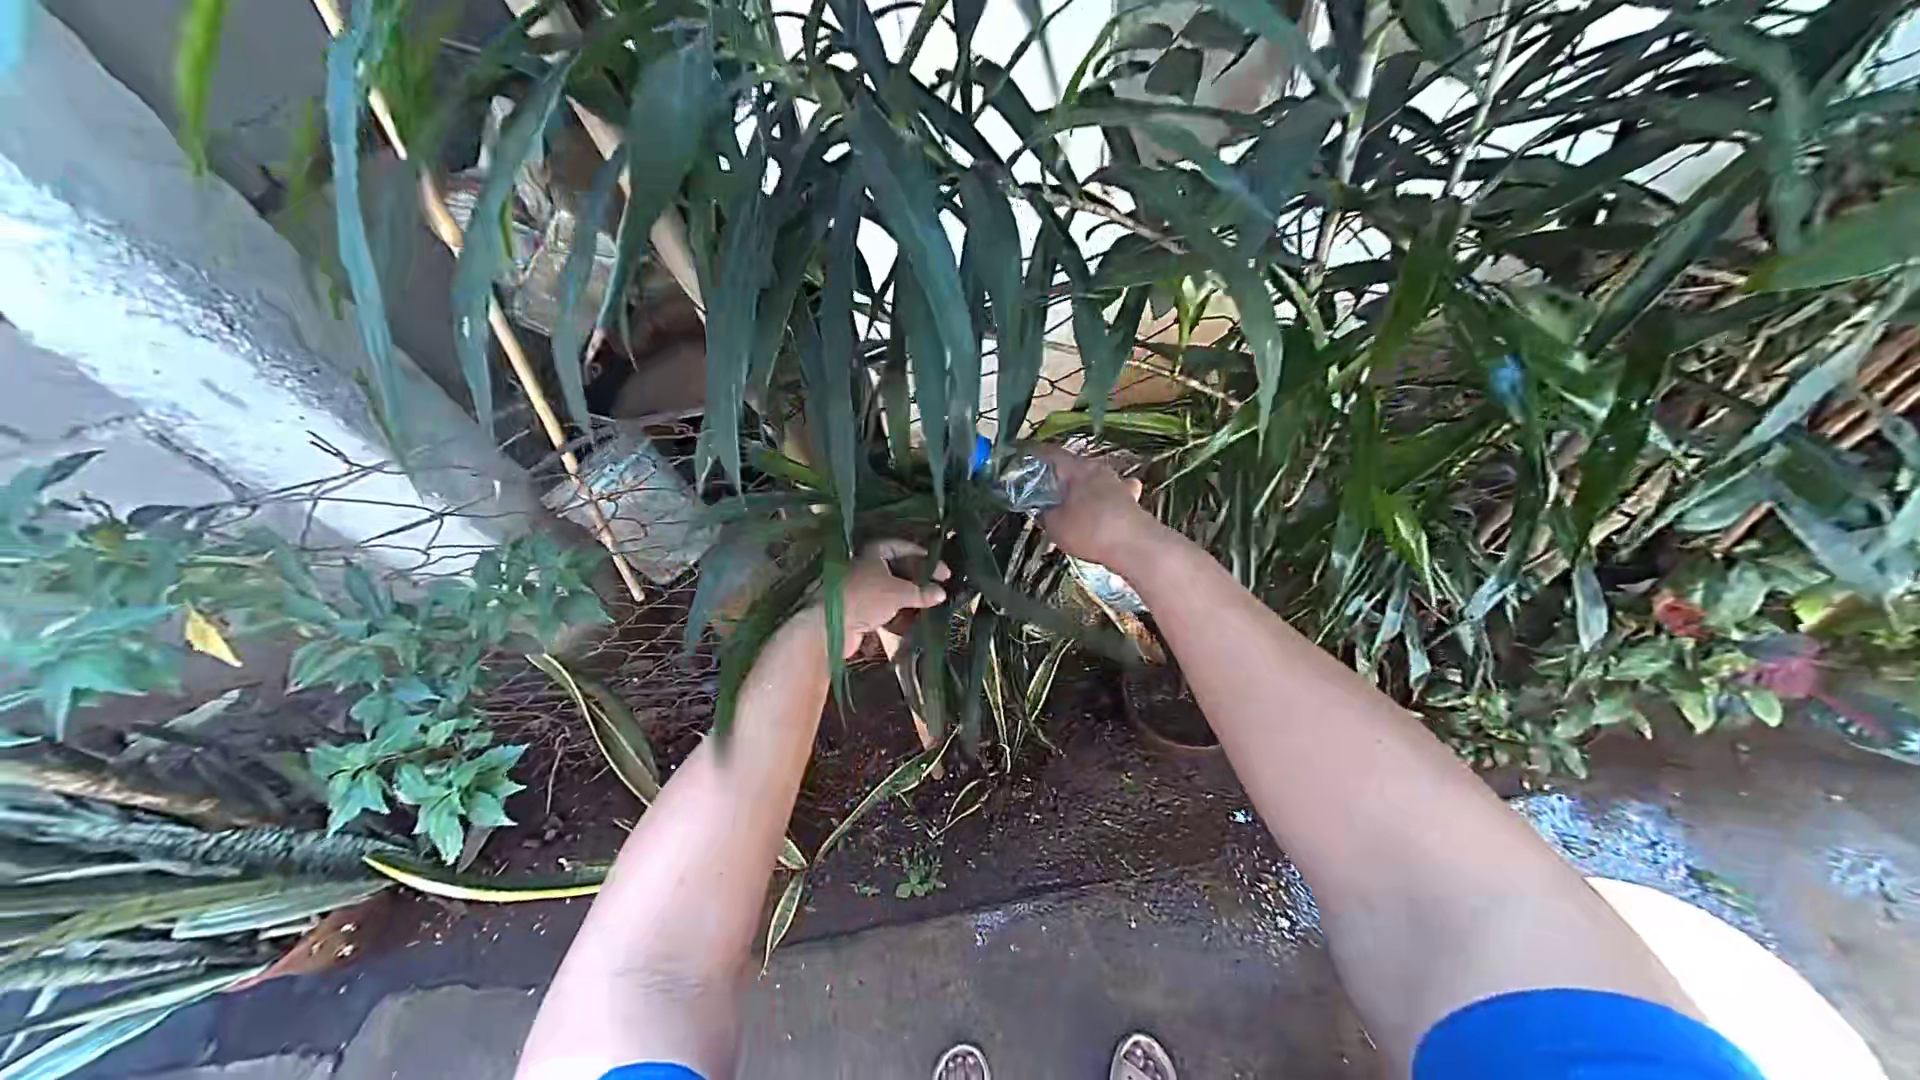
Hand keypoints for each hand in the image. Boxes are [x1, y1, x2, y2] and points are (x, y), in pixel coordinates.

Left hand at [830, 539, 948, 656]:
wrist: (829, 625)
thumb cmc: (864, 598)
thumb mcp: (898, 592)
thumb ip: (921, 592)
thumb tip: (941, 593)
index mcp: (873, 552)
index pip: (903, 548)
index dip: (924, 558)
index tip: (942, 571)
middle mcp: (866, 566)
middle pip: (898, 568)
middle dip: (919, 579)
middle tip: (938, 588)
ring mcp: (861, 588)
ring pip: (891, 589)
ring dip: (909, 597)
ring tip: (929, 604)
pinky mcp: (858, 609)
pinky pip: (883, 606)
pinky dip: (897, 611)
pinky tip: (911, 619)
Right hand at [1031, 446, 1161, 568]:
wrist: (1136, 546)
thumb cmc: (1089, 530)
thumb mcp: (1055, 526)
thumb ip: (1044, 514)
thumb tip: (1041, 509)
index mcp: (1076, 469)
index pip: (1050, 454)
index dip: (1034, 455)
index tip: (1023, 459)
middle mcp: (1098, 469)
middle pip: (1073, 466)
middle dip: (1059, 476)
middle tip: (1044, 489)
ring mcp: (1118, 483)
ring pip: (1093, 479)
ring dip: (1082, 488)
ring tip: (1070, 501)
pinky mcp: (1130, 500)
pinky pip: (1111, 495)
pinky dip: (1102, 500)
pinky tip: (1101, 509)